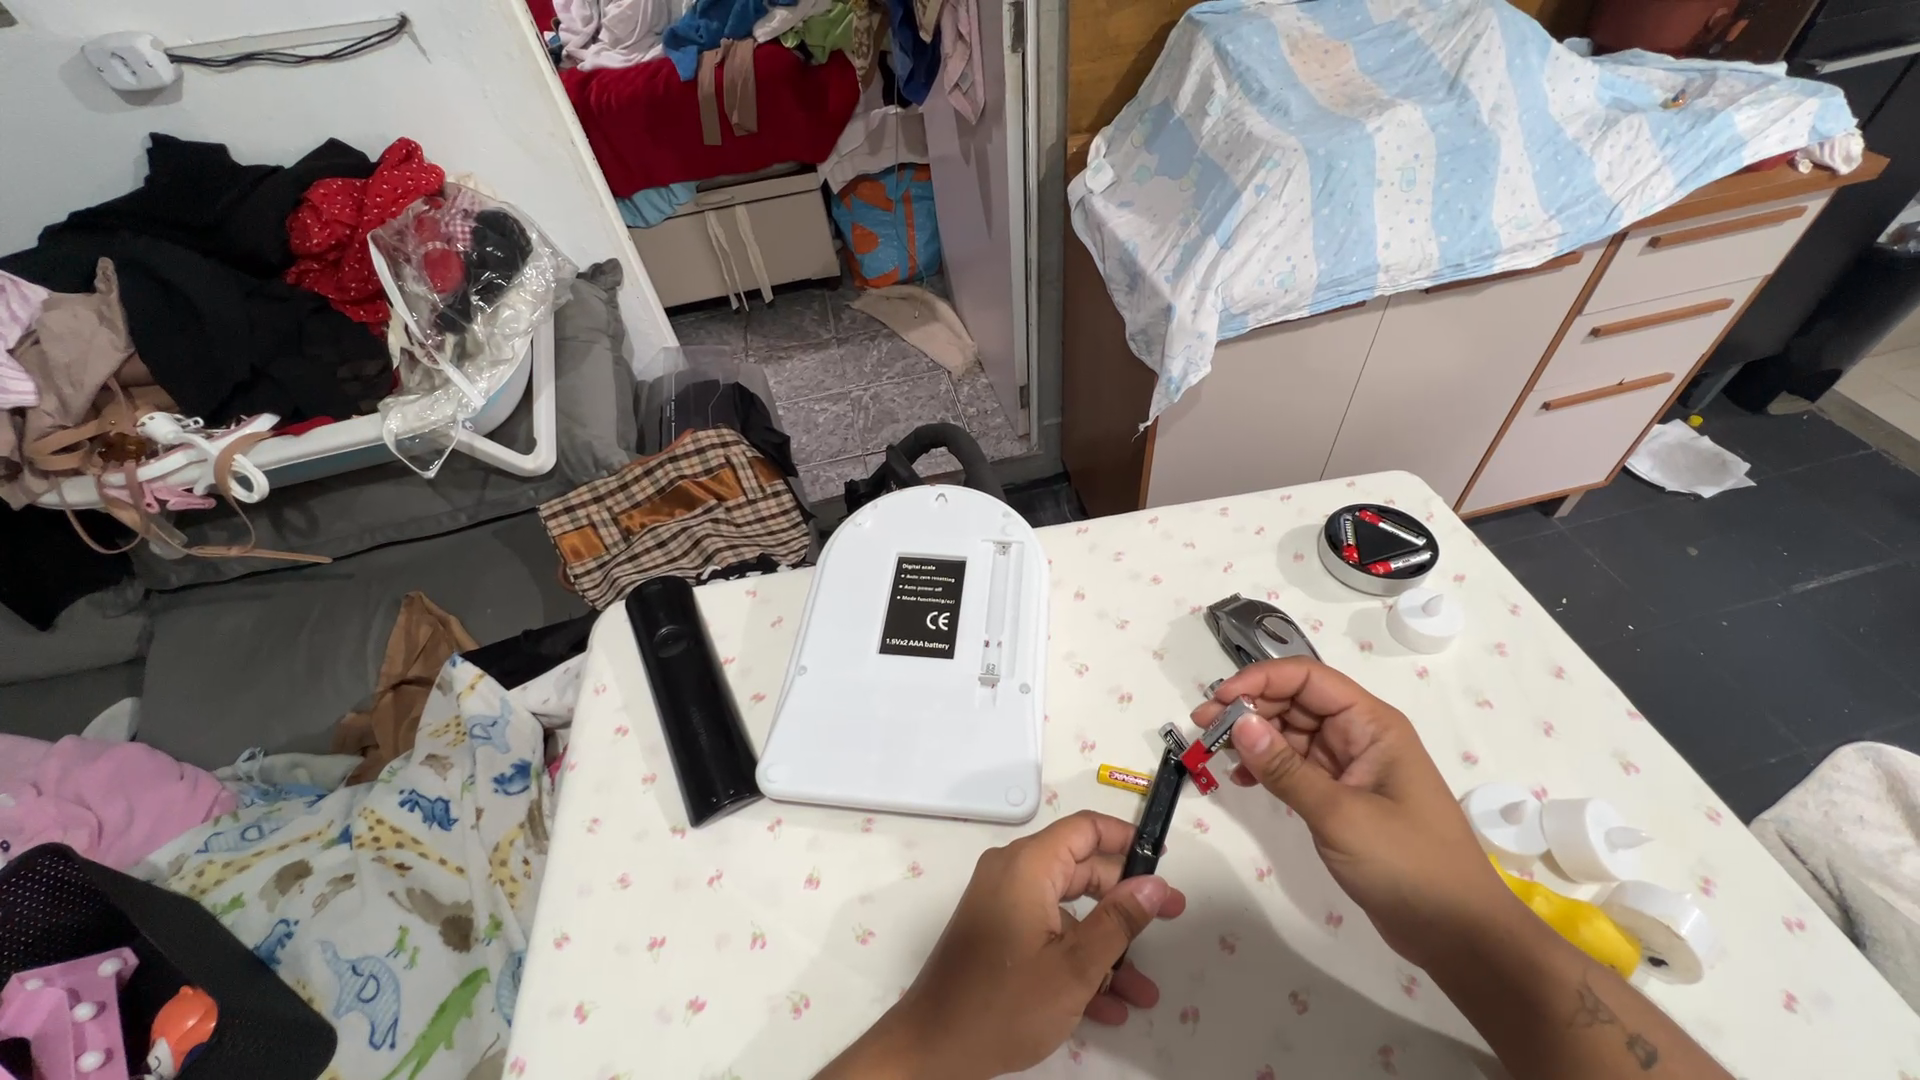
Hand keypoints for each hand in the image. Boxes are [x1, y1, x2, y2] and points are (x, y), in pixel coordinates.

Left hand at [818, 811, 1186, 1079]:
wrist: (934, 1047)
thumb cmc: (1005, 1002)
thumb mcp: (1074, 966)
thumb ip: (1119, 921)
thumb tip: (1154, 883)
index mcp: (1028, 865)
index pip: (1085, 829)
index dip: (1126, 839)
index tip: (1160, 861)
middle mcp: (1013, 874)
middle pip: (1081, 870)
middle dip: (1126, 902)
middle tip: (1169, 921)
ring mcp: (1004, 905)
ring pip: (1068, 911)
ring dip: (1106, 947)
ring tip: (1144, 989)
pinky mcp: (998, 934)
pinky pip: (1047, 933)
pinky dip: (1076, 959)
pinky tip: (1109, 1005)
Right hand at [1194, 658, 1508, 969]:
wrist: (1458, 933)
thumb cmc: (1408, 864)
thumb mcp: (1340, 814)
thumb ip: (1285, 768)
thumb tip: (1238, 722)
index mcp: (1371, 724)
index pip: (1308, 678)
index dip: (1260, 680)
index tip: (1219, 702)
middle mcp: (1359, 735)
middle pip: (1295, 700)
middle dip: (1248, 707)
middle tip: (1202, 727)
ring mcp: (1349, 766)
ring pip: (1290, 732)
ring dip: (1252, 736)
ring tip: (1213, 751)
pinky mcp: (1340, 796)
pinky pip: (1294, 765)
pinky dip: (1265, 766)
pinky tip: (1241, 779)